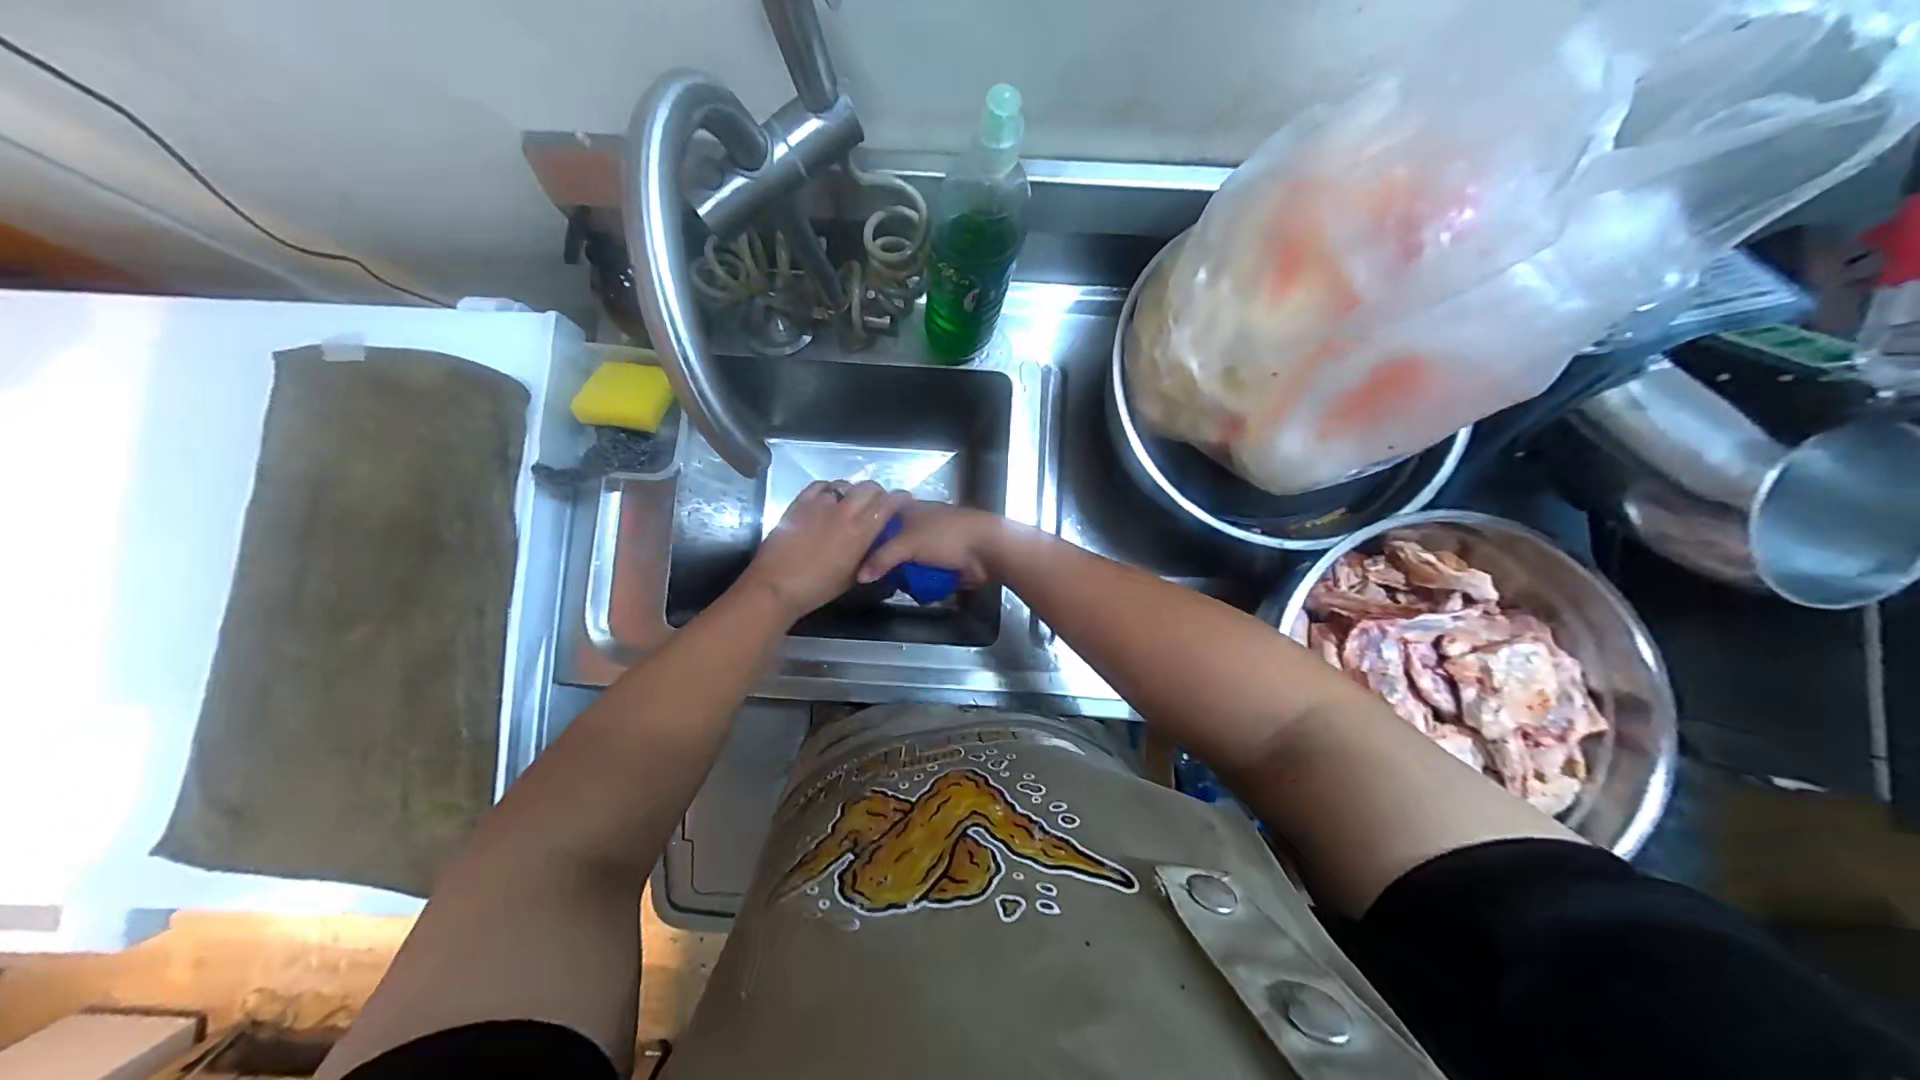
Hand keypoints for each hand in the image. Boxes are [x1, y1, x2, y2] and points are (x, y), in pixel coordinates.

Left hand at [738, 480, 910, 620]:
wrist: (777, 585)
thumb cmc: (818, 588)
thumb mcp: (852, 575)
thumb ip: (867, 554)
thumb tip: (874, 544)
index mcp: (862, 530)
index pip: (890, 502)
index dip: (900, 499)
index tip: (904, 502)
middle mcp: (845, 511)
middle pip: (869, 487)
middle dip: (877, 493)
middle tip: (876, 504)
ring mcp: (821, 504)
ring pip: (845, 484)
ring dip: (853, 491)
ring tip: (850, 502)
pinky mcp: (800, 503)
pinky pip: (820, 486)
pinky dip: (829, 489)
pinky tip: (828, 499)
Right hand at [856, 500, 1016, 588]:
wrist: (988, 549)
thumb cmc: (946, 536)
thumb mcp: (907, 544)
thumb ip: (882, 559)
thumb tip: (860, 576)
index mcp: (908, 509)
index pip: (878, 516)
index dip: (864, 530)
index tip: (848, 548)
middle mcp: (918, 523)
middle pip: (891, 541)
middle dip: (881, 556)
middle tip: (862, 572)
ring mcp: (932, 543)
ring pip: (906, 558)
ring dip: (899, 570)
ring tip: (879, 584)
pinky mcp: (942, 561)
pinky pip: (922, 572)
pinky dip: (915, 579)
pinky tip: (903, 588)